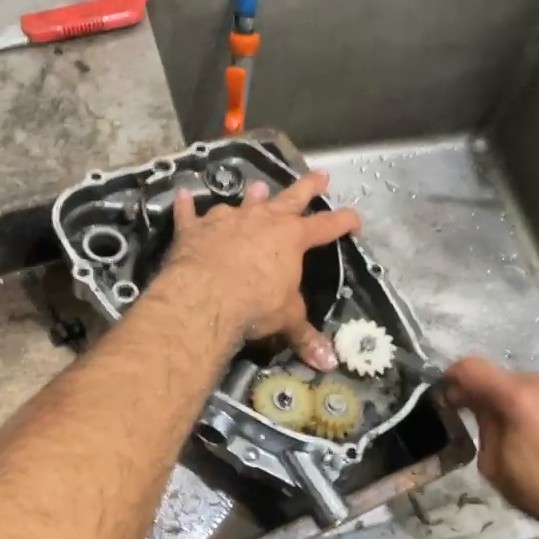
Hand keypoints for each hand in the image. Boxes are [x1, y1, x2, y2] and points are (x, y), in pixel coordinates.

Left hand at [162, 170, 360, 369]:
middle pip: (291, 197)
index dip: (343, 222)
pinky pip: (190, 214)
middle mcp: (262, 221)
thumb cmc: (255, 305)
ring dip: (252, 196)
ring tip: (258, 186)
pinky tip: (183, 196)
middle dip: (308, 186)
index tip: (355, 219)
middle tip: (320, 175)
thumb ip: (305, 336)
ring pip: (243, 202)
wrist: (205, 297)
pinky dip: (187, 207)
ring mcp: (227, 220)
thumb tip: (328, 363)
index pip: (326, 226)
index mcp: (292, 238)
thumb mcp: (286, 320)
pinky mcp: (194, 229)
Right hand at [443, 357, 538, 533]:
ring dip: (526, 401)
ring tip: (533, 431)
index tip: (451, 393)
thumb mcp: (494, 466)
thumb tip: (479, 406)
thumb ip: (483, 426)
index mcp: (518, 397)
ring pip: (537, 386)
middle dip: (495, 397)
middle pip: (507, 379)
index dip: (454, 377)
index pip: (471, 368)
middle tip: (495, 423)